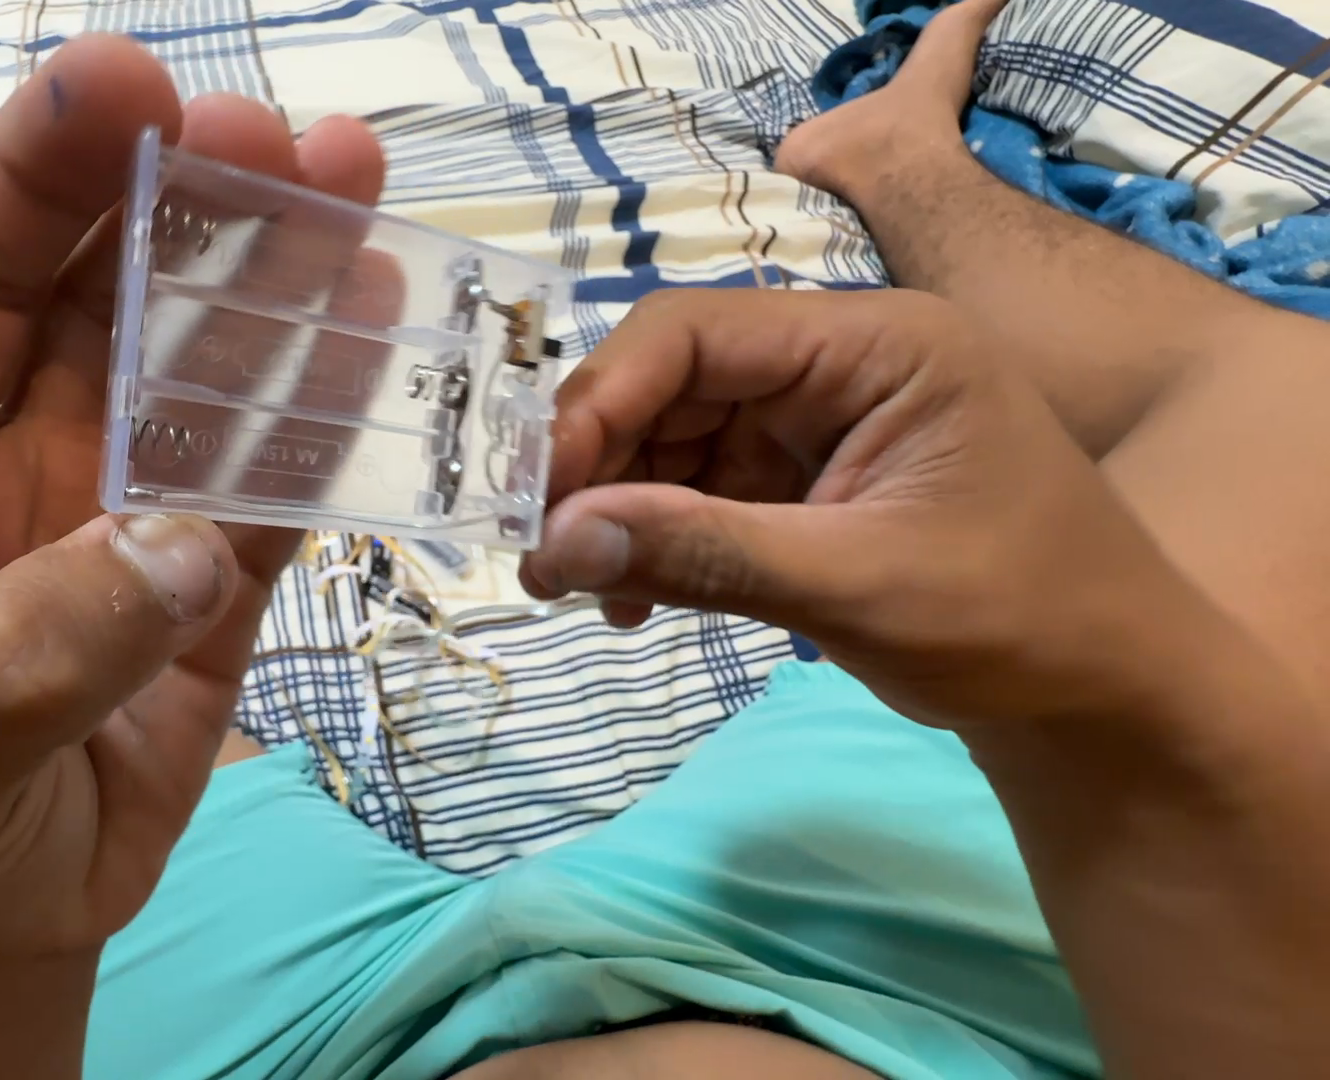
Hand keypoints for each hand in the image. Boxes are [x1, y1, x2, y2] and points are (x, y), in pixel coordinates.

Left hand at [0, 36, 383, 1004]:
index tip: (129, 88)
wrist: (0, 922)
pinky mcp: (222, 583)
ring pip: (220, 379)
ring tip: (358, 203)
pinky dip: (325, 420)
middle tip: (288, 138)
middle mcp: (43, 463)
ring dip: (286, 292)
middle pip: (121, 301)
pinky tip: (375, 344)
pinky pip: (279, 484)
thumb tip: (180, 552)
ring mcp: (145, 517)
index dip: (46, 176)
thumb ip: (32, 649)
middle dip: (196, 207)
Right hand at [520, 288, 1219, 730]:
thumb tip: (553, 546)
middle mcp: (824, 368)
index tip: (539, 493)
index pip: (693, 334)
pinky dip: (640, 543)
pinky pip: (678, 494)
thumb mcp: (855, 585)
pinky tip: (627, 599)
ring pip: (656, 444)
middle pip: (662, 387)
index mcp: (870, 345)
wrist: (1092, 699)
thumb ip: (699, 555)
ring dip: (606, 514)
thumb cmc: (1017, 623)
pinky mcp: (776, 483)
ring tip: (574, 589)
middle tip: (541, 554)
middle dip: (591, 469)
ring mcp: (796, 427)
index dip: (599, 401)